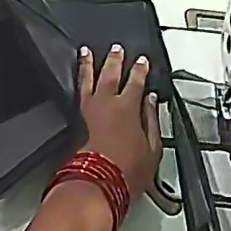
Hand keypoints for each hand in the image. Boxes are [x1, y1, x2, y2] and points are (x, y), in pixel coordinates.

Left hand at [77, 44, 161, 199]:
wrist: (100, 181)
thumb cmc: (127, 168)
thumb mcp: (153, 146)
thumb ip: (152, 119)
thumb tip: (151, 102)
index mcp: (130, 108)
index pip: (137, 82)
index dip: (140, 70)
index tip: (142, 61)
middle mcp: (108, 103)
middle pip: (111, 74)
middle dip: (115, 60)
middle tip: (116, 49)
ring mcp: (90, 109)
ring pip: (89, 78)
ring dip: (88, 63)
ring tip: (86, 52)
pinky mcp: (79, 118)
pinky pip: (78, 92)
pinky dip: (78, 80)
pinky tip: (76, 77)